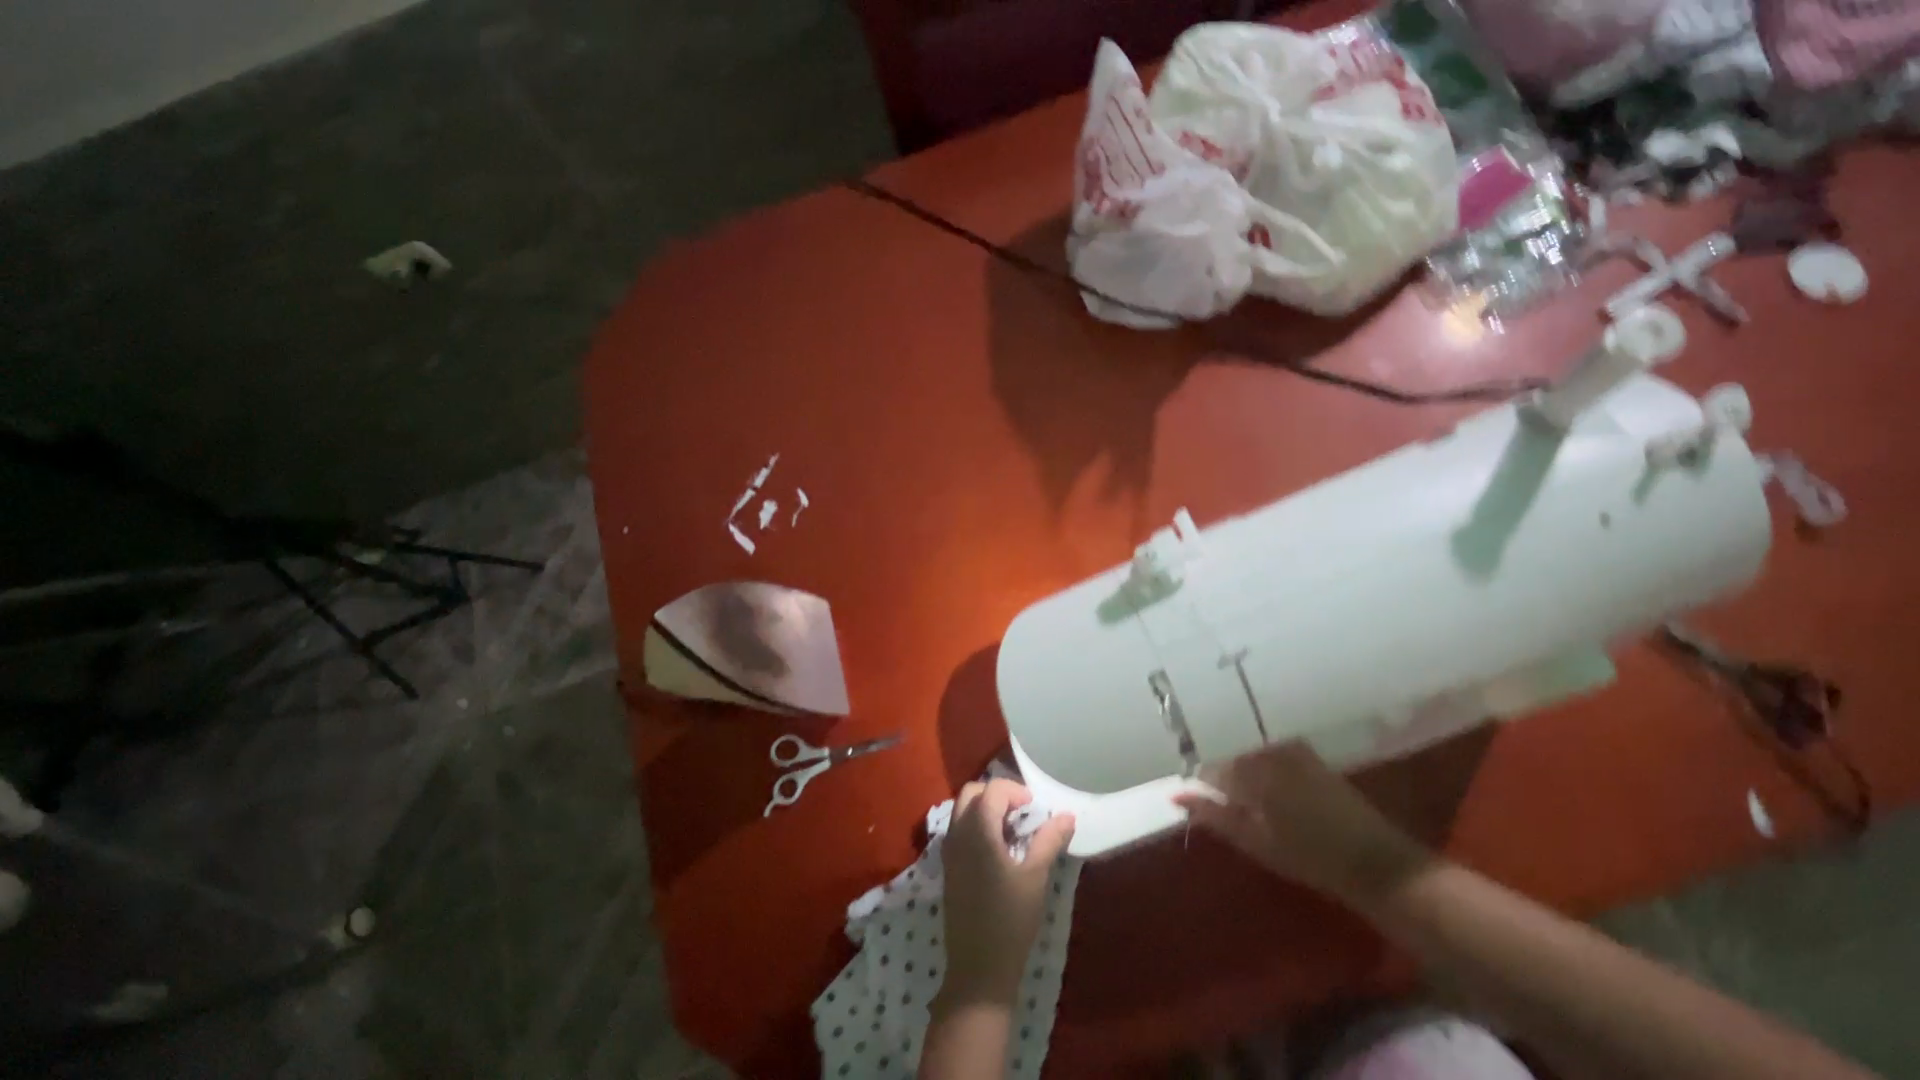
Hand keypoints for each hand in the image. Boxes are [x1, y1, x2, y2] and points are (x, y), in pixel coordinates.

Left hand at [937, 779, 1075, 1006]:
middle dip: (997, 795)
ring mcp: (948, 852)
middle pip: (971, 794)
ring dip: (985, 810)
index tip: (1035, 808)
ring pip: (961, 812)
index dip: (1015, 791)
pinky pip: (958, 832)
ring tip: (1013, 832)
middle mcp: (957, 835)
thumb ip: (1049, 840)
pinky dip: (976, 827)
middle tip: (1023, 814)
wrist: (979, 966)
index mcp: (978, 832)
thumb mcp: (1036, 877)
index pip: (992, 790)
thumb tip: (1066, 816)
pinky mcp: (948, 869)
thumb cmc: (1010, 920)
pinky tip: (998, 851)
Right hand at [1173, 742, 1431, 908]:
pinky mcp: (1309, 756)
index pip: (1208, 762)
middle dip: (1216, 765)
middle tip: (1208, 792)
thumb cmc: (1309, 857)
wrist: (1374, 860)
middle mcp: (1269, 750)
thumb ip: (1213, 814)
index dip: (1196, 776)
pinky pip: (1269, 748)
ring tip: (1233, 789)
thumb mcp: (1255, 841)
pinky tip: (1260, 783)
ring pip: (1249, 748)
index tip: (1189, 791)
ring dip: (1237, 762)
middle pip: (1229, 749)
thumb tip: (1174, 795)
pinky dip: (1258, 760)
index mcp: (1252, 769)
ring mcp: (1292, 749)